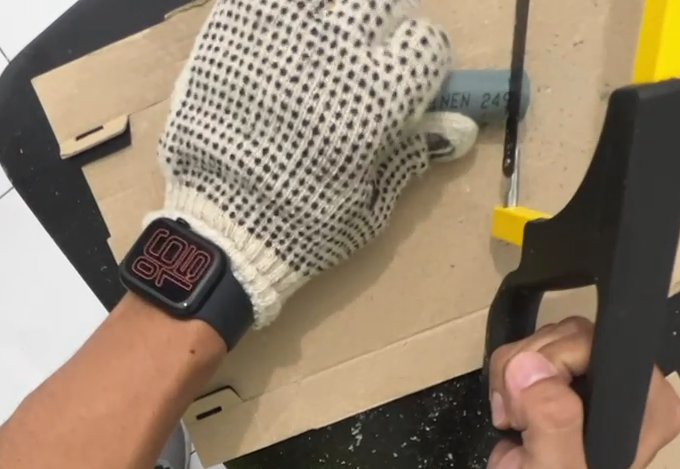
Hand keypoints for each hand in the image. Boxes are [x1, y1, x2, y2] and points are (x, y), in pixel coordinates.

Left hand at [151, 0, 474, 326]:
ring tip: (317, 47)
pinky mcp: (233, 29)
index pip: (426, 44)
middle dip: (381, 25)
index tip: (407, 85)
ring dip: (328, 17)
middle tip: (361, 57)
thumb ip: (410, 158)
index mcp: (377, 98)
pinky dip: (278, 14)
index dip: (421, 64)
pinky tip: (277, 41)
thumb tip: (458, 129)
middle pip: (379, 1)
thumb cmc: (300, 233)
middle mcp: (337, 50)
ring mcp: (283, 33)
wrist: (221, 234)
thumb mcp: (367, 212)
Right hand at [476, 318, 679, 468]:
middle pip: (571, 335)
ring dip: (513, 377)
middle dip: (530, 372)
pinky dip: (505, 379)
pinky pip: (527, 351)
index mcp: (648, 408)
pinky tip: (511, 415)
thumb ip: (551, 421)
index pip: (606, 346)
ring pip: (545, 339)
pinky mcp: (562, 380)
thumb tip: (529, 366)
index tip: (534, 411)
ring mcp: (594, 382)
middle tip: (517, 420)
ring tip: (514, 421)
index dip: (560, 364)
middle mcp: (629, 389)